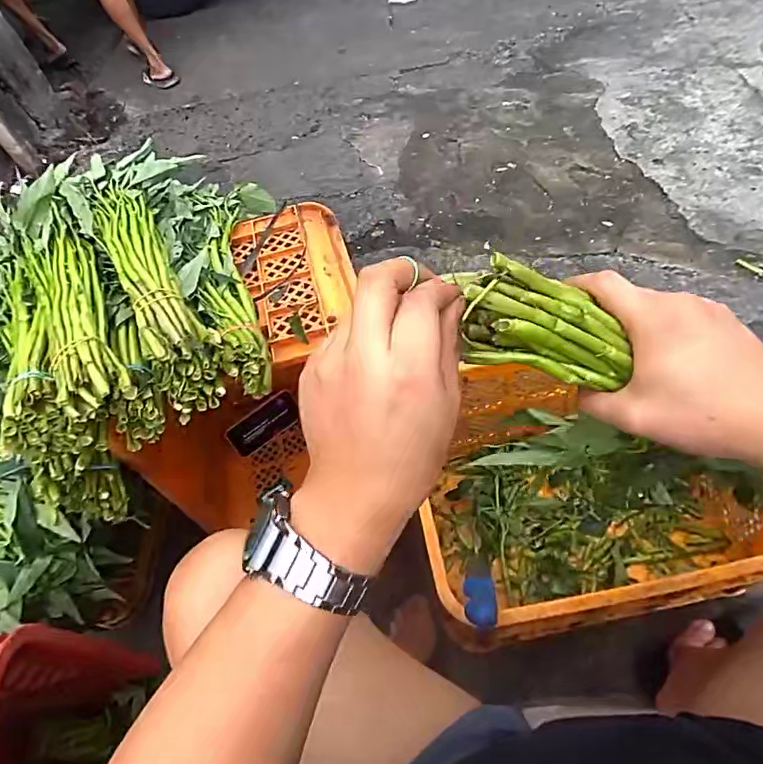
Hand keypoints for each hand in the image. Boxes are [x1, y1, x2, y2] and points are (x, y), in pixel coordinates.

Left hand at [293, 259, 462, 573]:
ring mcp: (330, 360)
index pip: (421, 300)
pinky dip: (363, 333)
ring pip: (357, 304)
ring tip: (398, 331)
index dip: (439, 288)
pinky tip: (372, 362)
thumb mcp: (447, 403)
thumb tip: (450, 303)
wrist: (353, 493)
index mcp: (407, 371)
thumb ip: (447, 345)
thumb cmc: (412, 456)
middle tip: (420, 285)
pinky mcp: (312, 367)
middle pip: (375, 279)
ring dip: (382, 305)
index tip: (449, 295)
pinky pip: (342, 332)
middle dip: (403, 270)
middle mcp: (364, 356)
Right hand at [570, 271, 762, 466]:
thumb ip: (594, 402)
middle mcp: (678, 301)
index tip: (559, 303)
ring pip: (659, 309)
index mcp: (650, 314)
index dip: (574, 287)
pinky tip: (679, 367)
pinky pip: (686, 319)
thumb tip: (576, 393)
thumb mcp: (635, 416)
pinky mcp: (731, 323)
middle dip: (606, 318)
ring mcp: (709, 309)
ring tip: (639, 363)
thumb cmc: (700, 414)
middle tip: (595, 351)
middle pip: (630, 297)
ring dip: (640, 328)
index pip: (602, 283)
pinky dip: (670, 334)